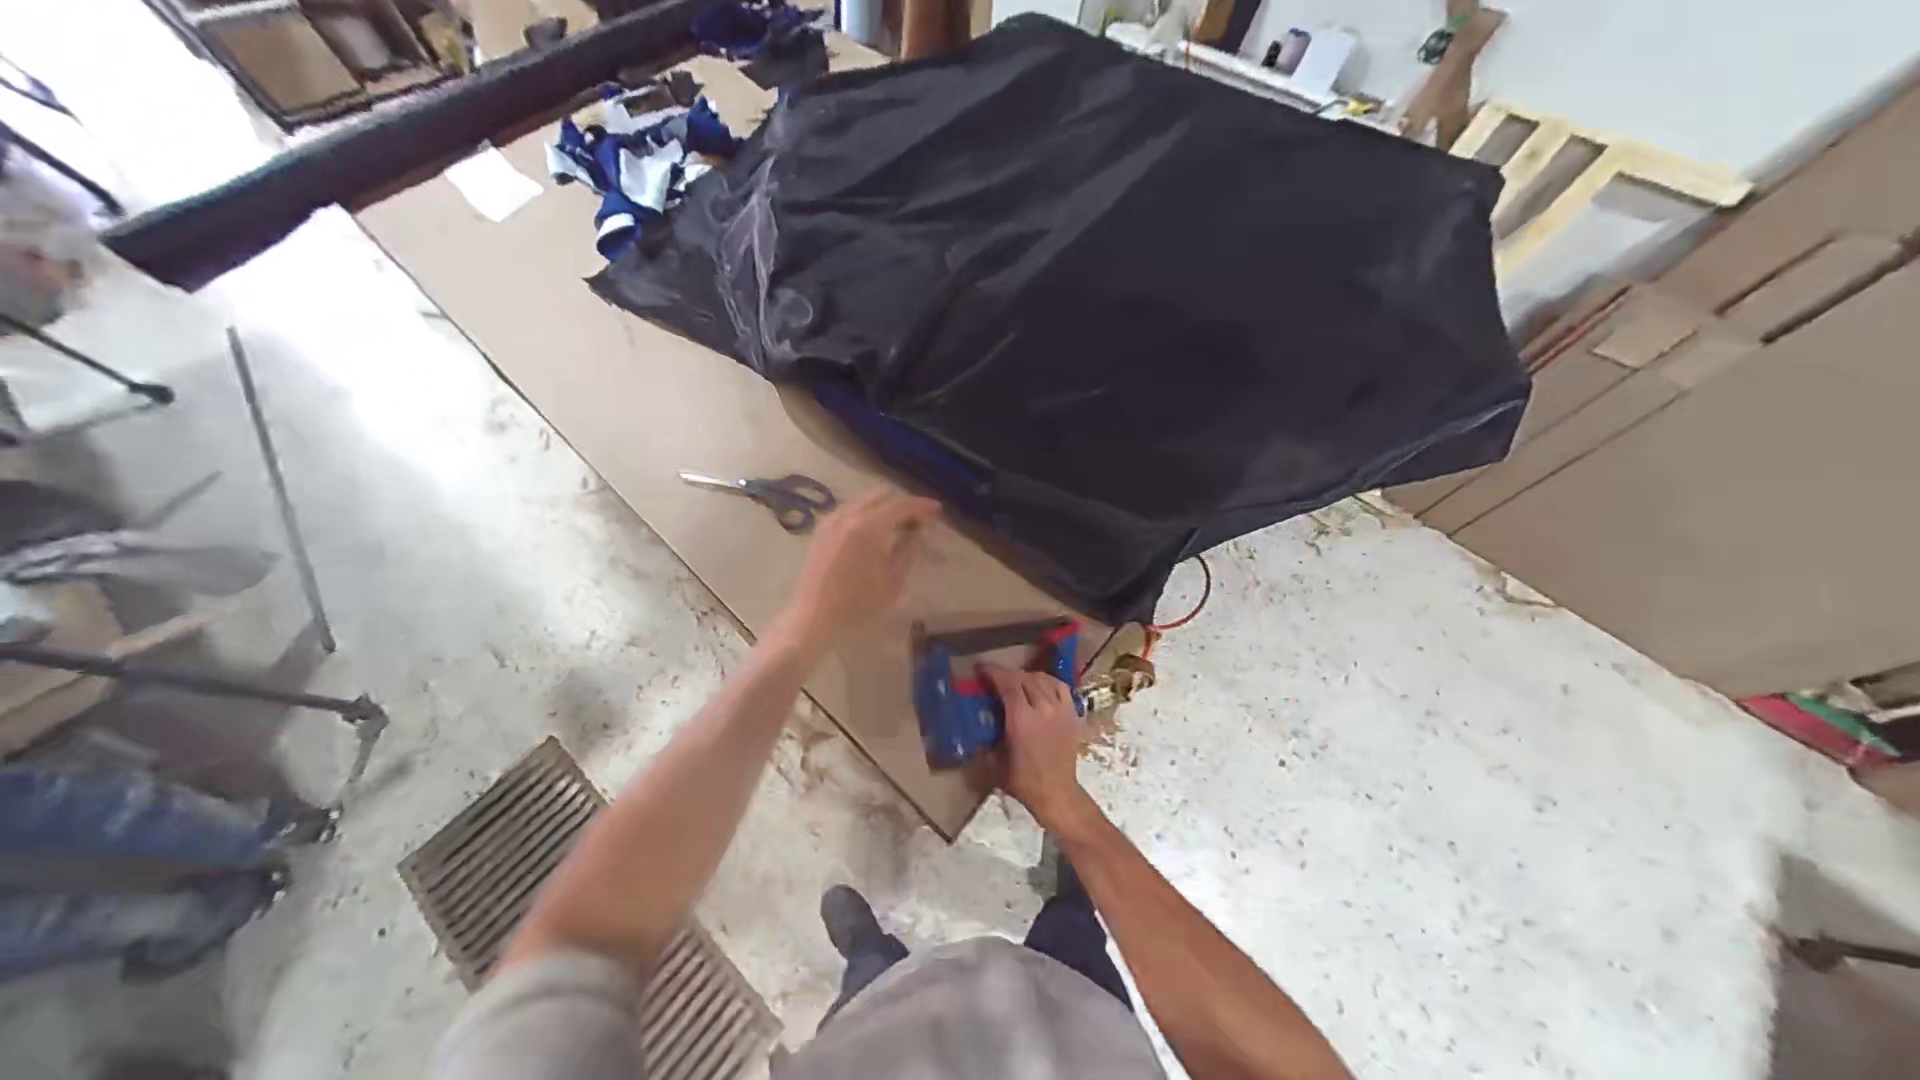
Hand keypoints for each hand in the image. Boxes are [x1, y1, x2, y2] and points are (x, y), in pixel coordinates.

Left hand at [777, 489, 940, 648]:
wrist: (814, 617)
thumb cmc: (858, 604)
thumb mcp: (893, 581)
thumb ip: (909, 551)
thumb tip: (920, 533)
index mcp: (870, 526)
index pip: (902, 505)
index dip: (922, 505)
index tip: (937, 510)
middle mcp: (849, 515)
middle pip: (882, 495)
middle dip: (903, 504)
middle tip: (918, 520)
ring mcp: (832, 520)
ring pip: (864, 500)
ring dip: (884, 508)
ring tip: (898, 527)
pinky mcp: (821, 530)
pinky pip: (849, 510)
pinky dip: (866, 514)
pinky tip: (873, 534)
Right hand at [981, 664, 1093, 832]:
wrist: (1056, 793)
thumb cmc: (1022, 781)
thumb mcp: (994, 761)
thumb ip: (984, 737)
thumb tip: (971, 720)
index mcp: (1022, 720)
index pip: (1007, 683)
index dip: (993, 672)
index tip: (981, 669)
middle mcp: (1043, 709)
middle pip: (1024, 678)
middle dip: (1007, 674)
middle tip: (994, 678)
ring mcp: (1061, 709)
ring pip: (1042, 679)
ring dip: (1026, 676)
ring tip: (1015, 681)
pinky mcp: (1072, 714)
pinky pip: (1060, 686)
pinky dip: (1047, 681)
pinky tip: (1039, 685)